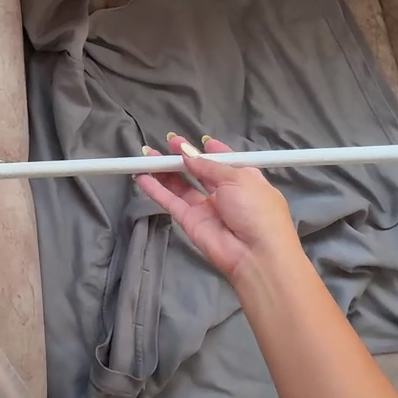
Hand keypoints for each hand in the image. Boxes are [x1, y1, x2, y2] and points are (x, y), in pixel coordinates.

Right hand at [136, 134, 298, 282]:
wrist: (256, 256)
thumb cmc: (256, 210)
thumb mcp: (238, 178)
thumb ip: (208, 165)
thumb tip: (187, 153)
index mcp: (244, 181)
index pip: (225, 162)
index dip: (212, 151)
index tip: (201, 140)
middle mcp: (225, 194)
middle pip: (199, 171)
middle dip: (184, 156)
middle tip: (168, 142)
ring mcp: (206, 208)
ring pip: (180, 185)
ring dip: (165, 169)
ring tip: (147, 153)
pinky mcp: (189, 221)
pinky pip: (169, 200)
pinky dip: (154, 188)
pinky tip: (140, 175)